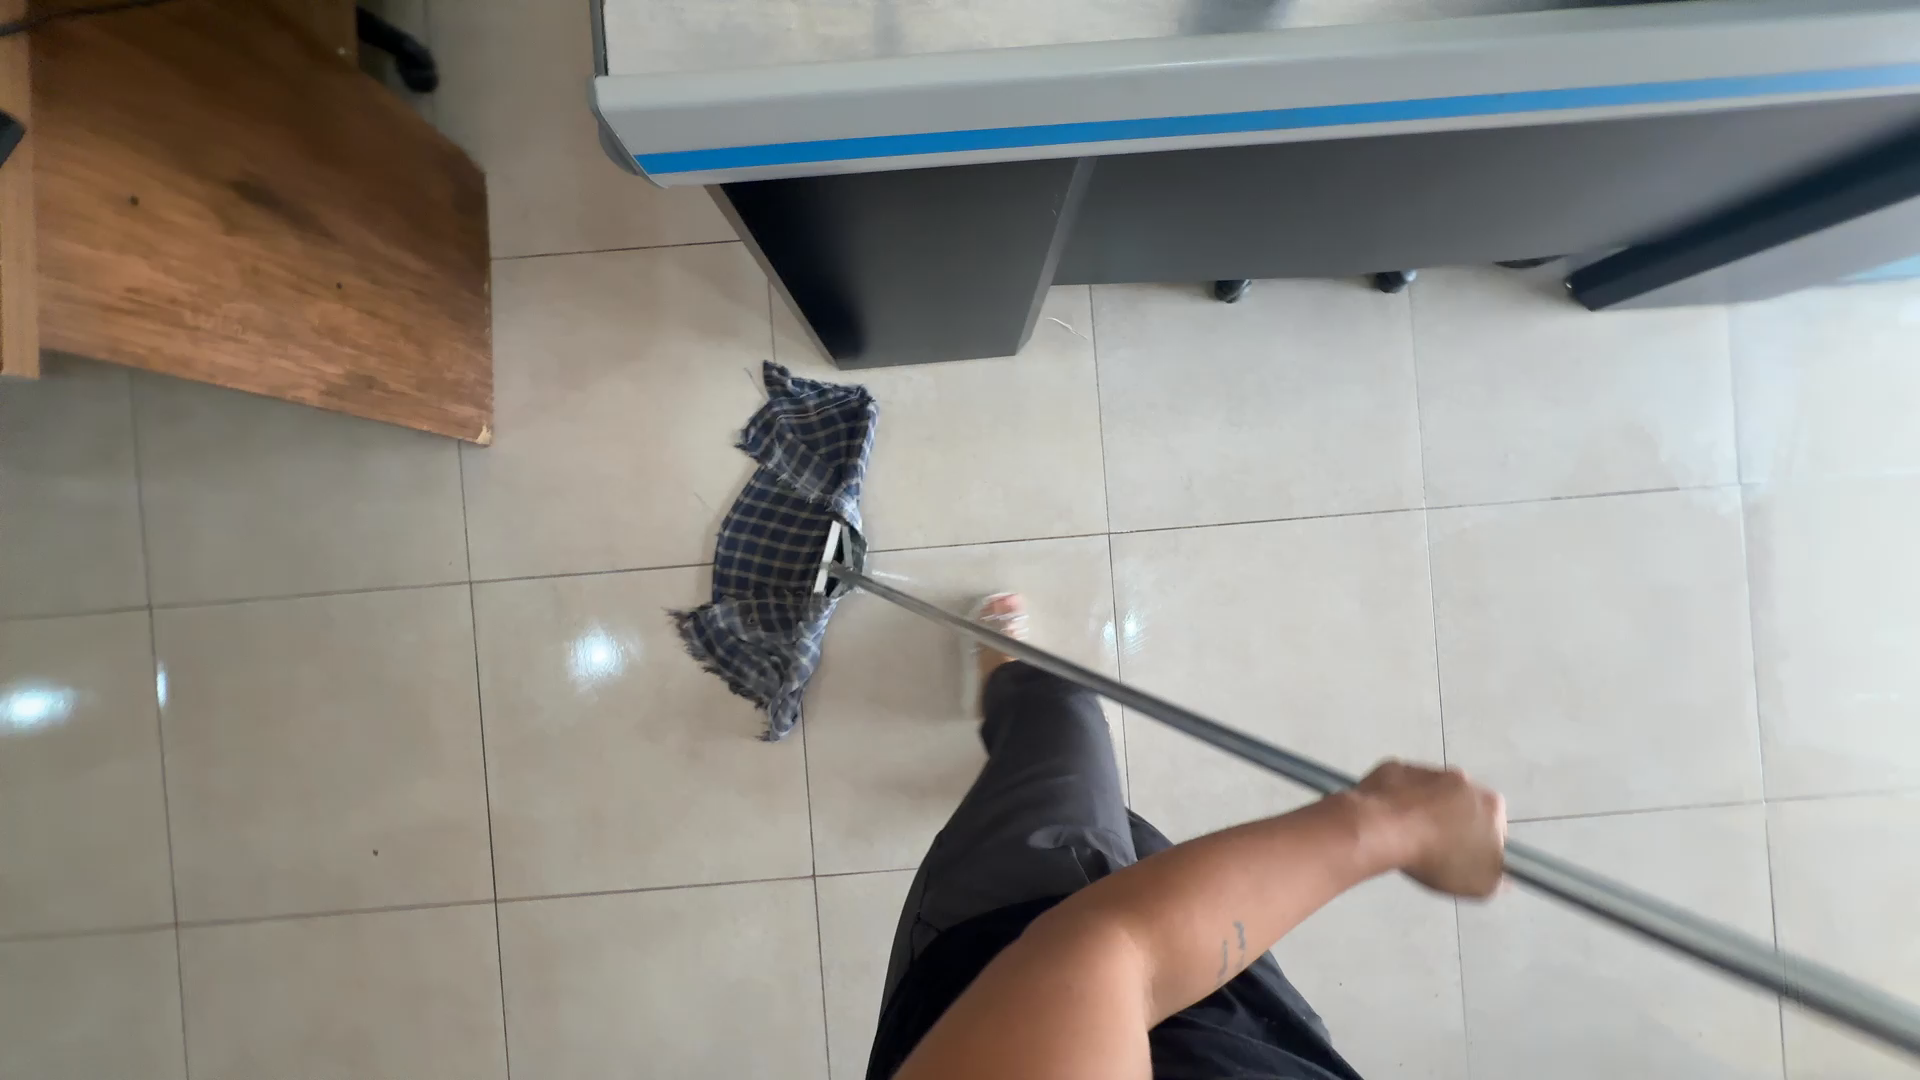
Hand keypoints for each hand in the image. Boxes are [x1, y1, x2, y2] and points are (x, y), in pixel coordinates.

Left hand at [1349, 761, 1506, 898]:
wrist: (1380, 828)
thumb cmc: (1436, 857)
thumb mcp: (1481, 884)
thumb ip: (1499, 877)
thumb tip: (1504, 875)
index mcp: (1489, 803)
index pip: (1495, 823)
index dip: (1481, 841)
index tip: (1463, 854)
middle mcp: (1460, 778)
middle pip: (1461, 802)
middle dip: (1451, 819)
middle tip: (1434, 843)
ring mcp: (1423, 768)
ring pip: (1428, 790)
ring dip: (1422, 806)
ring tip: (1406, 831)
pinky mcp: (1392, 765)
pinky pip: (1399, 783)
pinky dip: (1395, 796)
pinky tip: (1386, 815)